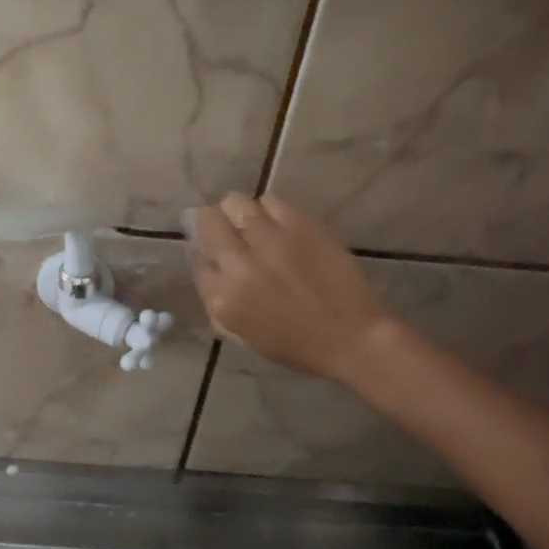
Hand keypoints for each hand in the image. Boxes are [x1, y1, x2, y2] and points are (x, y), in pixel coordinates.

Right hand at [188, 193, 397, 382]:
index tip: (215, 257)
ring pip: (236, 204)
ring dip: (239, 213)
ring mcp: (270, 242)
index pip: (197, 262)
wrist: (351, 337)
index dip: (205, 256)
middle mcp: (240, 266)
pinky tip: (278, 223)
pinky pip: (271, 202)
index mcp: (224, 299)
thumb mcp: (244, 337)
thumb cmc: (297, 346)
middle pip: (208, 222)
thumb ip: (219, 308)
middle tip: (226, 230)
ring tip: (253, 223)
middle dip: (212, 224)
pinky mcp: (299, 227)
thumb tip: (210, 275)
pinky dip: (268, 209)